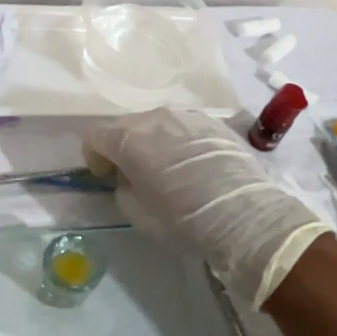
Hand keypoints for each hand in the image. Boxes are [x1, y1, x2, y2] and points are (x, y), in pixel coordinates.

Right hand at [84, 108, 328, 308]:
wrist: (242, 214)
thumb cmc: (184, 219)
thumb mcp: (139, 215)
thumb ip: (123, 189)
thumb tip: (127, 178)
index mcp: (129, 141)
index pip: (95, 137)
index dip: (94, 157)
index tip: (104, 175)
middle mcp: (154, 119)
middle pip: (125, 125)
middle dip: (121, 146)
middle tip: (132, 172)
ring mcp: (185, 115)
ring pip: (155, 122)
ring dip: (151, 140)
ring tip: (165, 165)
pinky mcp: (212, 121)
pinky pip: (183, 125)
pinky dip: (177, 139)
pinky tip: (191, 162)